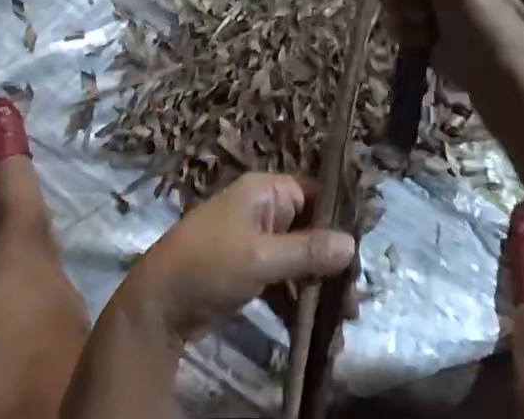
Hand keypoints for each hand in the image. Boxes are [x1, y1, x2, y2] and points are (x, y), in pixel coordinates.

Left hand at [124, 173, 356, 344]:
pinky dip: (298, 300)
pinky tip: (316, 331)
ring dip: (319, 287)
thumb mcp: (262, 257)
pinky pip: (284, 280)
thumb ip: (308, 251)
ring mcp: (254, 241)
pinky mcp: (249, 270)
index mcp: (262, 192)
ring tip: (341, 322)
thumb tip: (352, 243)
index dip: (337, 219)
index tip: (362, 254)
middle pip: (309, 229)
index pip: (312, 194)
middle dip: (332, 262)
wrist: (161, 301)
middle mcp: (261, 210)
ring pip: (299, 258)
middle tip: (353, 301)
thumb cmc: (211, 264)